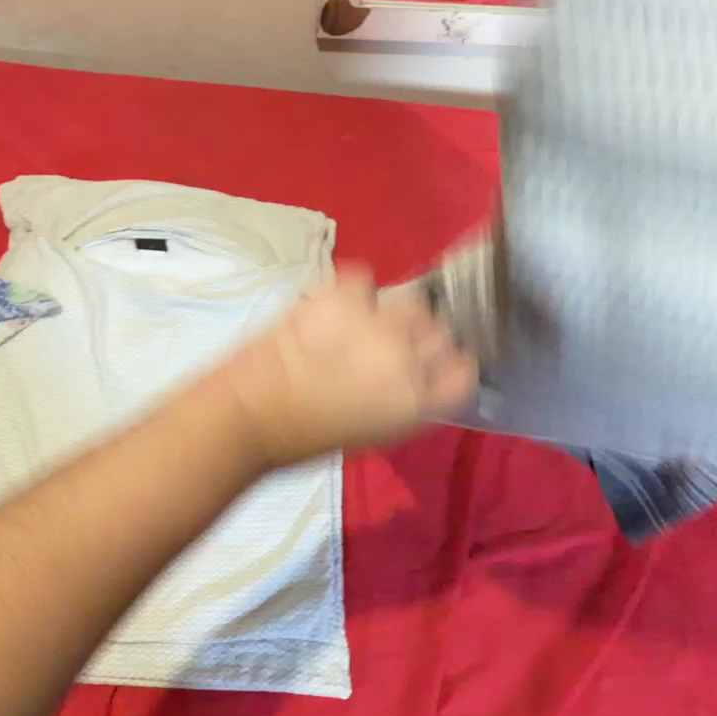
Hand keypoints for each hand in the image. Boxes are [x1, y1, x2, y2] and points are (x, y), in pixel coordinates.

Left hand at [217, 266, 478, 466]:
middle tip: (391, 346)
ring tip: (366, 325)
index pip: (464, 370)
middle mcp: (410, 358)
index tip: (432, 365)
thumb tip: (416, 374)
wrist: (252, 414)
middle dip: (423, 338)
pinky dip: (355, 289)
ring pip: (412, 303)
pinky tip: (338, 307)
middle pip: (442, 332)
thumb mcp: (376, 431)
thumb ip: (407, 400)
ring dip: (395, 313)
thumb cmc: (307, 437)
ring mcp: (378, 322)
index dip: (448, 365)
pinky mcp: (342, 296)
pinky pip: (364, 278)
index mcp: (420, 402)